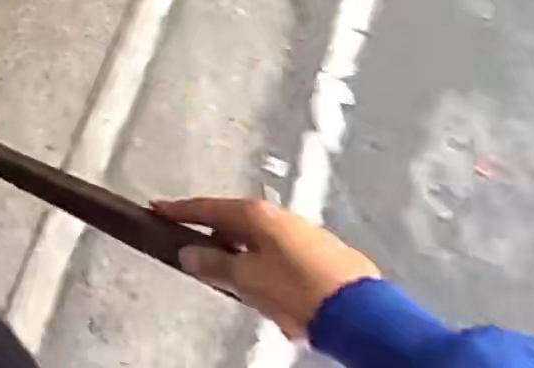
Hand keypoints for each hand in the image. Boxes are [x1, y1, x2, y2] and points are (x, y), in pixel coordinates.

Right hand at [153, 197, 380, 338]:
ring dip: (250, 262)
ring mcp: (313, 237)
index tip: (157, 209)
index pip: (205, 207)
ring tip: (247, 289)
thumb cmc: (300, 293)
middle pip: (237, 226)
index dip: (178, 210)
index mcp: (256, 213)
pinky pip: (292, 262)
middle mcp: (283, 218)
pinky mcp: (337, 261)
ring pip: (266, 246)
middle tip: (204, 258)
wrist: (377, 325)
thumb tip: (187, 255)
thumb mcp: (246, 281)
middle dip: (219, 242)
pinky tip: (283, 300)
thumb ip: (212, 265)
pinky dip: (277, 274)